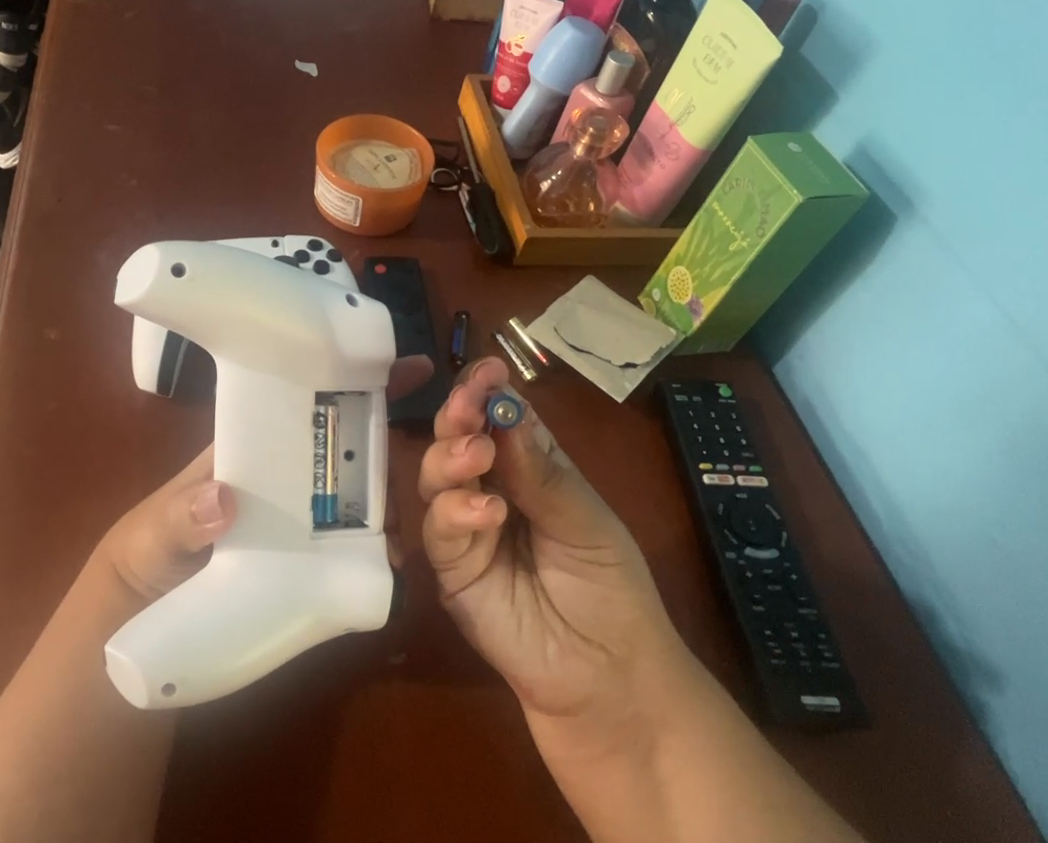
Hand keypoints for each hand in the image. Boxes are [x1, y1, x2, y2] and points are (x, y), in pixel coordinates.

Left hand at [96, 354, 437, 602]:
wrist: (127, 641)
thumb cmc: (136, 568)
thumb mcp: (148, 538)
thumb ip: (175, 519)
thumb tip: (225, 500)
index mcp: (246, 456)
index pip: (301, 408)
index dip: (349, 385)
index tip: (405, 366)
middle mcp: (281, 490)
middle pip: (344, 456)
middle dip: (389, 446)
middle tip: (447, 452)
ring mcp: (296, 536)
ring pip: (357, 506)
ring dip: (395, 502)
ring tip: (438, 508)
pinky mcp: (304, 581)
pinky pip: (350, 563)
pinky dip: (380, 560)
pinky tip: (403, 564)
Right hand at [420, 358, 685, 725]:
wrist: (607, 676)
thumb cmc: (611, 590)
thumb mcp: (588, 521)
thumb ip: (542, 473)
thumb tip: (505, 415)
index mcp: (530, 470)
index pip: (500, 420)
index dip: (489, 394)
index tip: (486, 370)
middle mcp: (491, 490)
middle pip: (458, 442)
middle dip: (458, 416)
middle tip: (467, 404)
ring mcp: (466, 531)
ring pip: (436, 479)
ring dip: (450, 458)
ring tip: (477, 454)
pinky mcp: (450, 571)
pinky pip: (439, 532)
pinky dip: (455, 512)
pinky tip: (485, 510)